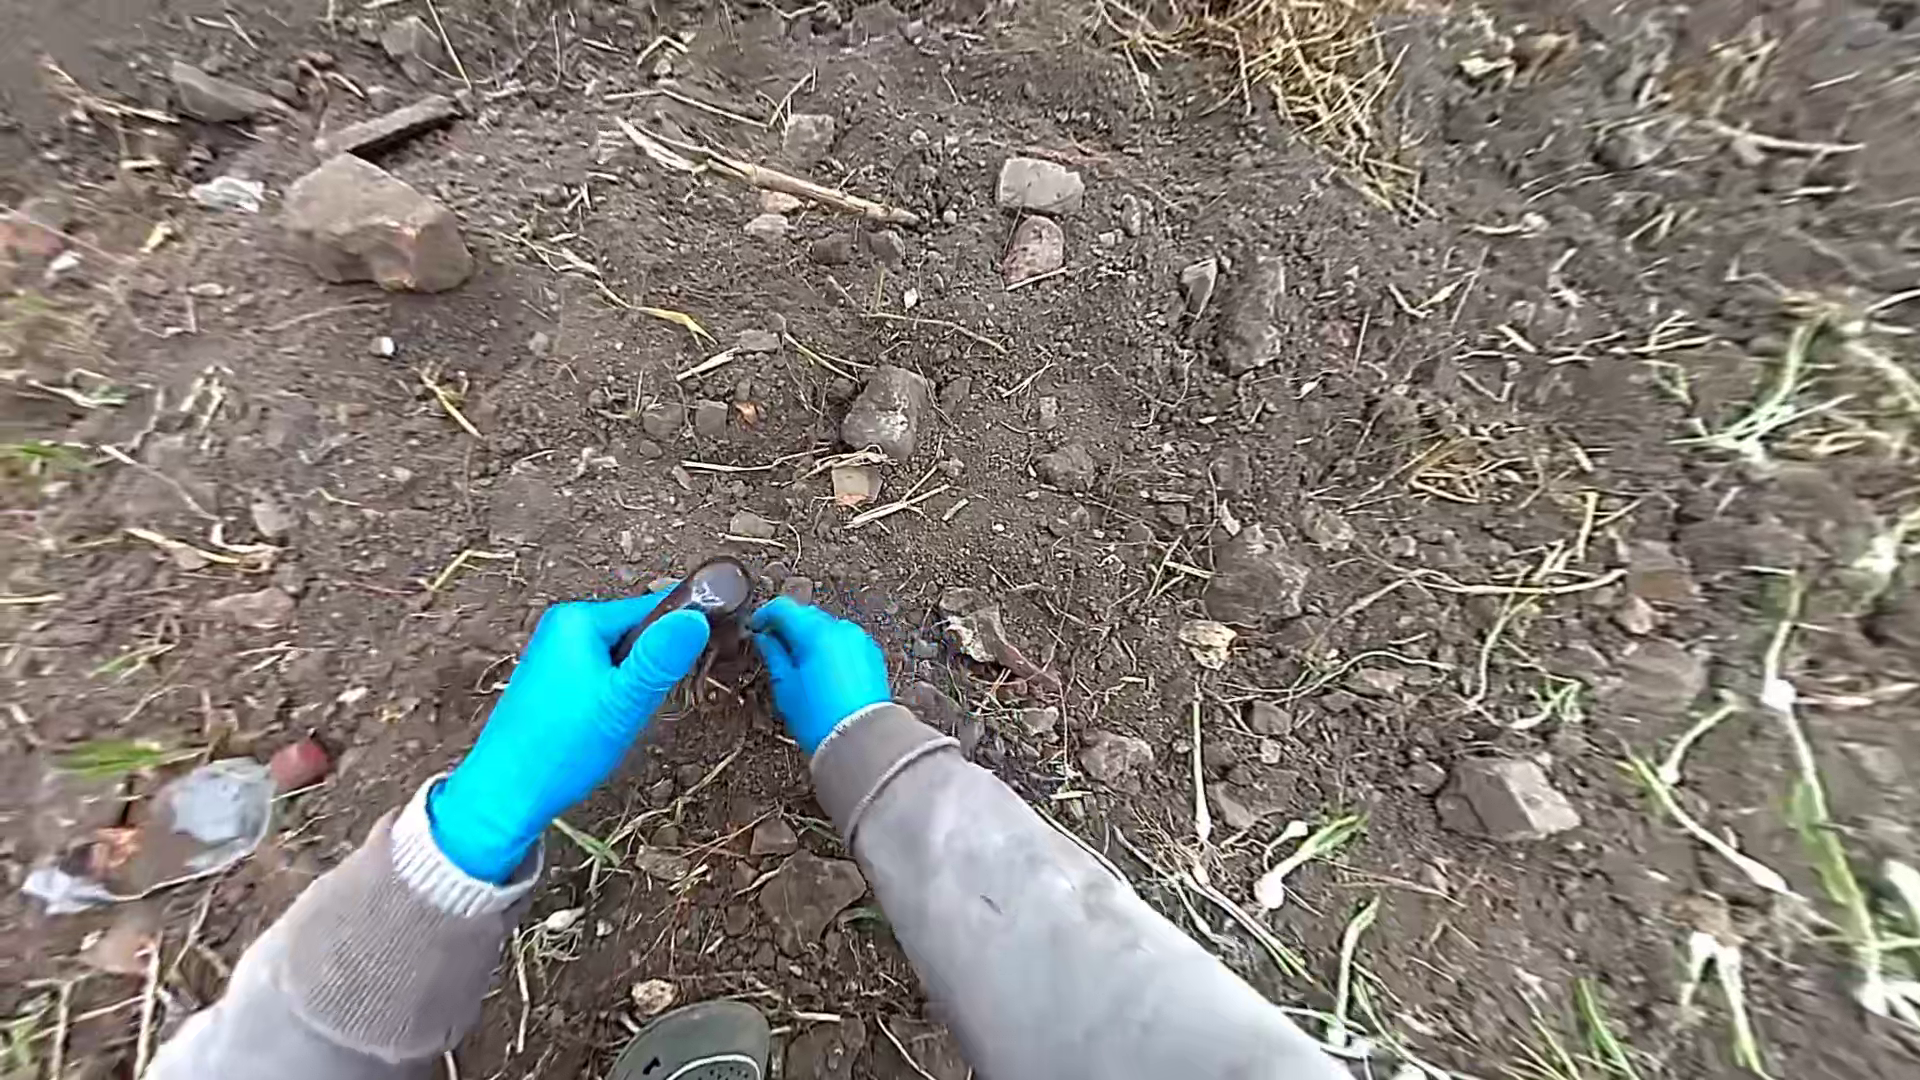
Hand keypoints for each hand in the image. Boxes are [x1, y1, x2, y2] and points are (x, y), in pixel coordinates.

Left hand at [429, 592, 709, 881]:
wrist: (504, 801)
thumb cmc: (561, 749)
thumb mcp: (623, 701)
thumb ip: (661, 657)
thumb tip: (698, 616)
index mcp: (580, 619)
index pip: (656, 607)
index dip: (684, 632)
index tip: (704, 658)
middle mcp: (567, 626)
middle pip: (644, 628)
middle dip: (661, 659)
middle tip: (660, 695)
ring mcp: (561, 651)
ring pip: (630, 651)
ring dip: (644, 676)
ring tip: (636, 710)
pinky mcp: (560, 676)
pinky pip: (611, 667)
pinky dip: (625, 687)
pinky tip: (618, 715)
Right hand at [749, 597, 889, 754]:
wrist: (861, 737)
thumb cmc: (820, 717)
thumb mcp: (786, 686)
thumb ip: (775, 654)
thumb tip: (766, 638)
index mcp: (816, 633)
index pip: (784, 608)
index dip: (765, 616)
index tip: (756, 628)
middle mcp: (841, 630)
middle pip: (808, 616)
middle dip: (790, 627)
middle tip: (774, 647)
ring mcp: (860, 640)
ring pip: (828, 628)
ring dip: (812, 638)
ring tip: (800, 665)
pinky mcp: (872, 654)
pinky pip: (845, 642)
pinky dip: (832, 648)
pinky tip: (824, 671)